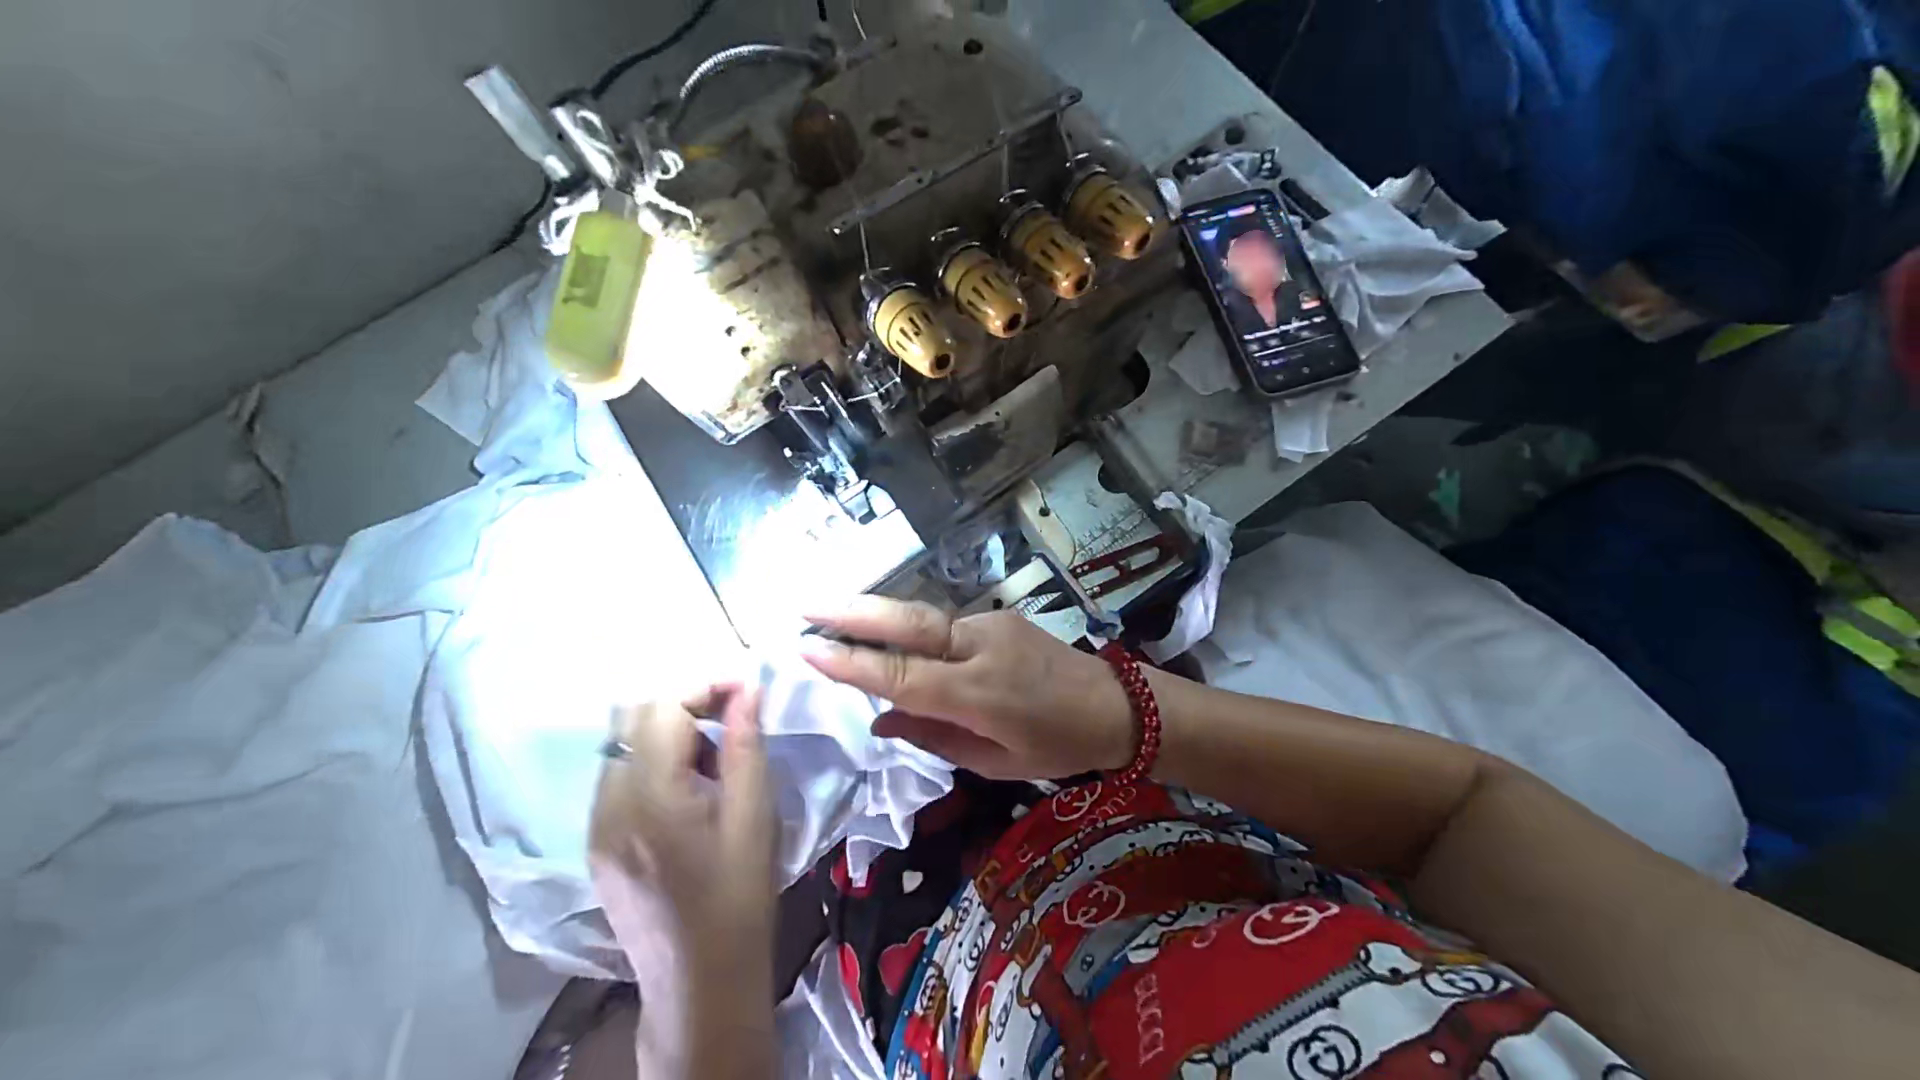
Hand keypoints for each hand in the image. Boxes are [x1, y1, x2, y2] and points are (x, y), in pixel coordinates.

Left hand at [588, 683, 774, 973]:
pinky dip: (653, 760)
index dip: (704, 684)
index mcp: (650, 799)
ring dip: (668, 729)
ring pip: (621, 742)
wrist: (699, 983)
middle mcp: (609, 805)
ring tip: (713, 760)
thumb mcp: (756, 818)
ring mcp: (595, 825)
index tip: (744, 689)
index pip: (661, 707)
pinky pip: (618, 774)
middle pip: (631, 715)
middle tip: (732, 717)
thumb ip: (746, 746)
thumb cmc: (740, 899)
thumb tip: (746, 689)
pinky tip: (688, 790)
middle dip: (684, 700)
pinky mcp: (597, 842)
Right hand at [800, 596, 1135, 779]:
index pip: (901, 676)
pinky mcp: (996, 616)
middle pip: (906, 624)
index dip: (852, 663)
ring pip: (921, 617)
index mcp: (979, 694)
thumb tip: (879, 720)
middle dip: (852, 613)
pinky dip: (906, 626)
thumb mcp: (996, 761)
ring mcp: (989, 625)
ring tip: (829, 612)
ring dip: (875, 613)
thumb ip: (933, 738)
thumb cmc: (1058, 747)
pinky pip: (941, 623)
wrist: (1116, 704)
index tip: (806, 649)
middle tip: (804, 606)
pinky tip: (884, 632)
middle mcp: (979, 648)